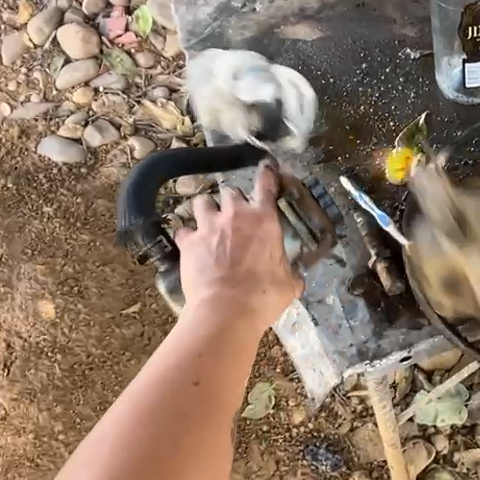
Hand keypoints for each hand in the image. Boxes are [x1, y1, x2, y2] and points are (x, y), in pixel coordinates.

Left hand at [175, 164, 303, 331]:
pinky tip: (189, 245)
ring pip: (202, 201)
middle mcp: (236, 214)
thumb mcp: (289, 283)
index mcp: (264, 219)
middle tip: (235, 215)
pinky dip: (186, 236)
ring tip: (208, 221)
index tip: (266, 169)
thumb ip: (291, 273)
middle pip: (230, 191)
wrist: (226, 310)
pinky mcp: (188, 242)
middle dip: (232, 201)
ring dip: (206, 209)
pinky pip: (183, 230)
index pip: (266, 185)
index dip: (266, 174)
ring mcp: (209, 225)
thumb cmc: (264, 295)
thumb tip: (296, 278)